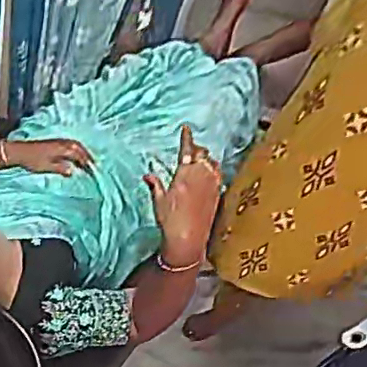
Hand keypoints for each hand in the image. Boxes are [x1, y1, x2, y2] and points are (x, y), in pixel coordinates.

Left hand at [2, 138, 95, 175]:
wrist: (21, 151)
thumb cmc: (33, 161)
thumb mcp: (47, 167)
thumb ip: (60, 168)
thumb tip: (72, 171)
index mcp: (63, 148)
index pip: (80, 155)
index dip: (87, 163)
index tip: (92, 171)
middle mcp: (64, 143)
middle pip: (80, 149)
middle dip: (87, 157)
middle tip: (93, 167)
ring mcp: (59, 141)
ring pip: (76, 147)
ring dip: (82, 154)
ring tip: (86, 162)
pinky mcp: (55, 143)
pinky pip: (71, 146)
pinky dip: (76, 151)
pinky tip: (75, 157)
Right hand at [143, 125, 220, 267]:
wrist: (188, 238)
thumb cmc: (170, 222)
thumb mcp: (159, 202)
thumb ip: (155, 185)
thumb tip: (147, 175)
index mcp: (184, 174)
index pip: (187, 150)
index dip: (186, 138)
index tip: (185, 128)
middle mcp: (201, 175)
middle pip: (202, 153)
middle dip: (195, 149)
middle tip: (190, 149)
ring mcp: (212, 182)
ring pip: (211, 161)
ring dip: (205, 158)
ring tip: (199, 161)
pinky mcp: (218, 191)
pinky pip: (217, 173)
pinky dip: (212, 169)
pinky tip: (208, 174)